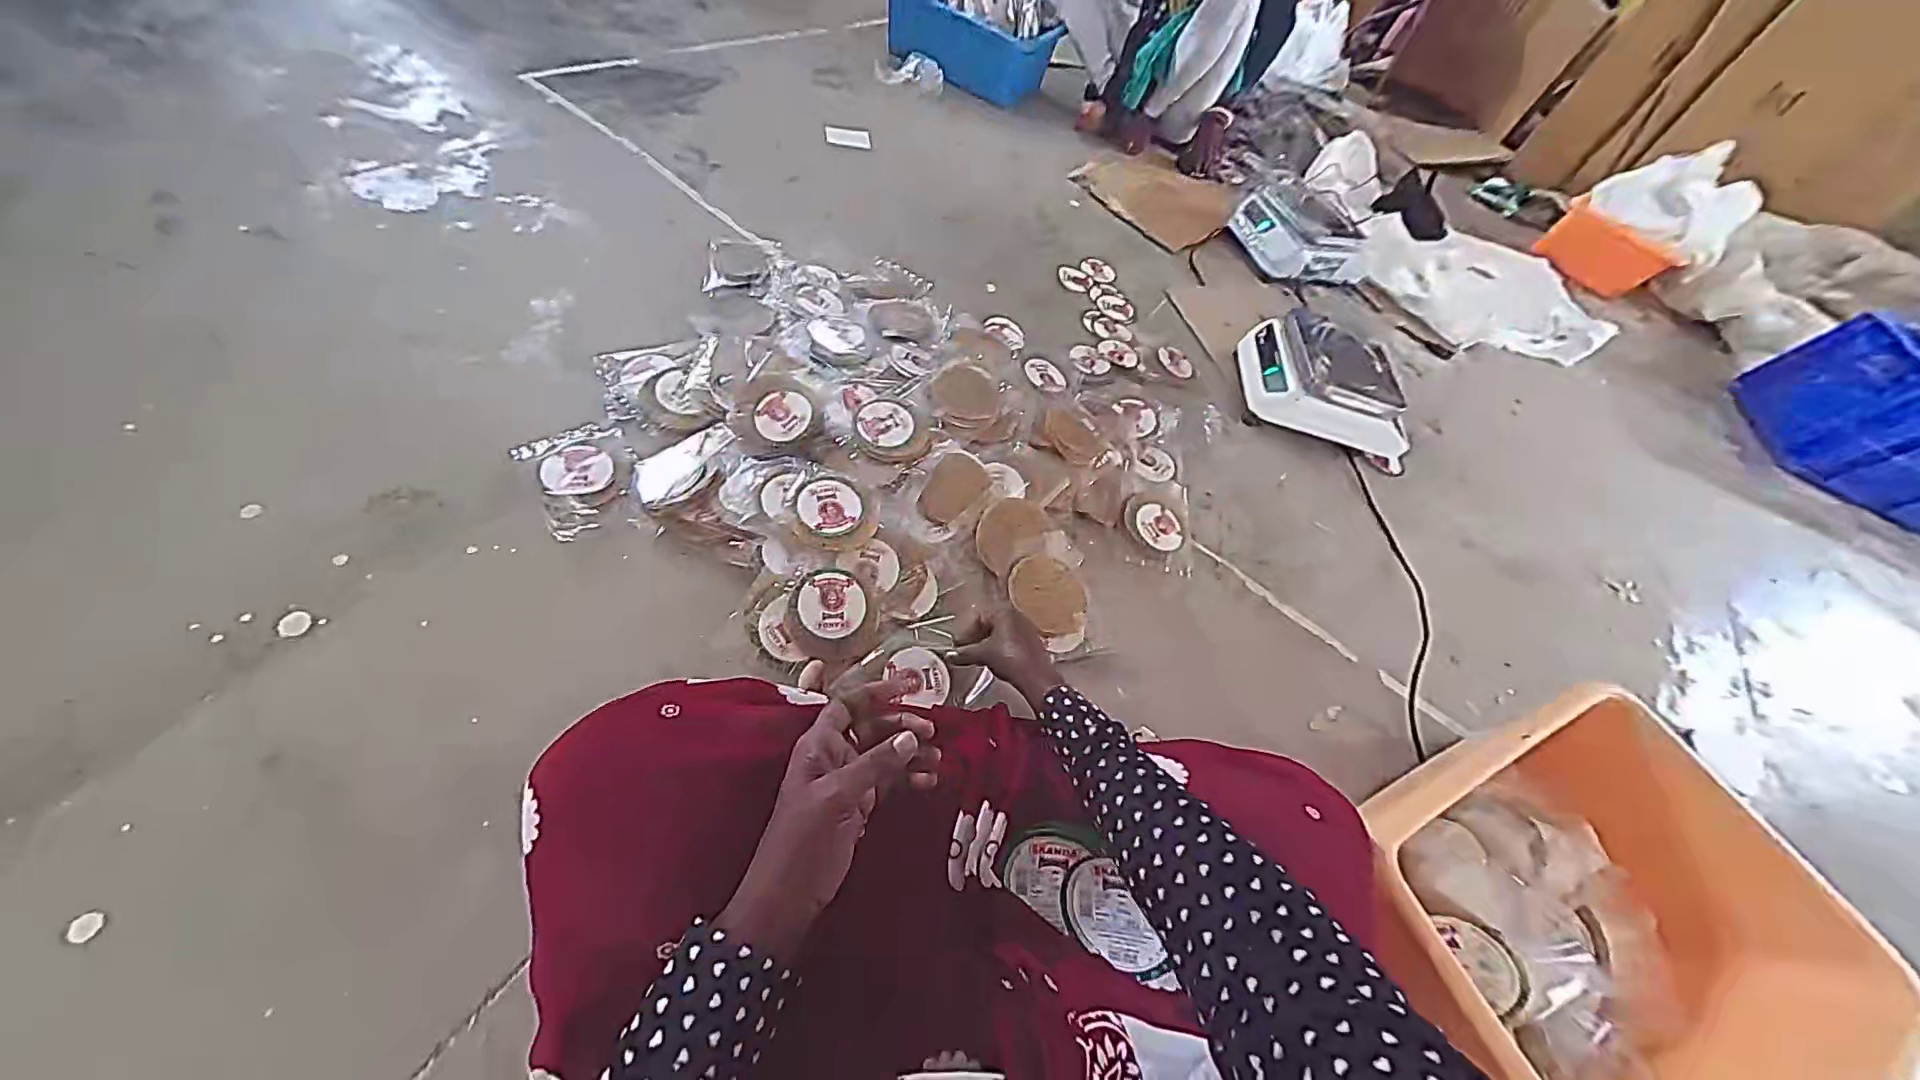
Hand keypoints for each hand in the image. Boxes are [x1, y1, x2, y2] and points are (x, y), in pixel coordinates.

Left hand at [717, 675, 937, 957]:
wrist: (786, 899)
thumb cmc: (803, 843)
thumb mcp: (839, 797)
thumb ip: (874, 764)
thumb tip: (910, 737)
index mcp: (818, 746)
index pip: (847, 704)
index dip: (876, 691)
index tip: (909, 686)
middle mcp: (833, 758)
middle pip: (871, 727)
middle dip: (901, 725)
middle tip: (930, 732)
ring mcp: (846, 782)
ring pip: (883, 754)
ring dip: (909, 753)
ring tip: (936, 758)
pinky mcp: (857, 806)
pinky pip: (887, 781)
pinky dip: (907, 778)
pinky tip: (927, 780)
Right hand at [947, 605, 1064, 707]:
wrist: (1036, 679)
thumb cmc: (1012, 660)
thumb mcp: (982, 655)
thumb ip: (964, 653)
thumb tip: (951, 654)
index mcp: (1004, 612)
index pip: (979, 615)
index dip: (967, 629)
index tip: (960, 642)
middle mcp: (1017, 616)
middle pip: (990, 622)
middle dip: (977, 635)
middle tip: (967, 648)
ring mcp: (1027, 629)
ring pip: (1001, 631)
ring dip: (988, 642)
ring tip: (980, 655)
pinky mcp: (1033, 642)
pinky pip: (1011, 640)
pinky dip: (1000, 648)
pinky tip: (996, 660)